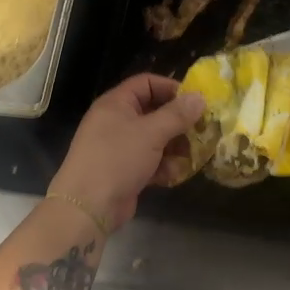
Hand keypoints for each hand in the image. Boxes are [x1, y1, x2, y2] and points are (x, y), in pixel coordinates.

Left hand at [49, 73, 205, 231]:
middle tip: (201, 130)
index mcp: (116, 103)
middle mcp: (116, 121)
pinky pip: (149, 160)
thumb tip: (200, 97)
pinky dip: (162, 166)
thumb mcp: (151, 133)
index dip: (171, 88)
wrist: (88, 206)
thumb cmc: (117, 159)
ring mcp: (120, 147)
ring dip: (173, 146)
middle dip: (177, 122)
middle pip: (153, 112)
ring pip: (154, 138)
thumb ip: (177, 115)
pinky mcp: (124, 170)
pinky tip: (174, 174)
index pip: (146, 83)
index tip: (196, 101)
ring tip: (192, 155)